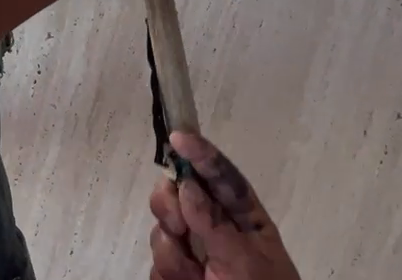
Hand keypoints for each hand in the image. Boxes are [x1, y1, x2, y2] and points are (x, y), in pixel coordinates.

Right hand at [149, 133, 300, 279]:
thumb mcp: (245, 263)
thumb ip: (214, 224)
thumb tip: (185, 183)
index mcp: (245, 219)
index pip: (222, 175)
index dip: (200, 152)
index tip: (178, 136)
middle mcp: (216, 228)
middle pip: (178, 192)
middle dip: (170, 205)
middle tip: (177, 225)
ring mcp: (195, 252)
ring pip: (162, 228)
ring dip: (171, 251)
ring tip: (192, 277)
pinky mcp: (176, 275)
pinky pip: (155, 261)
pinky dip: (166, 274)